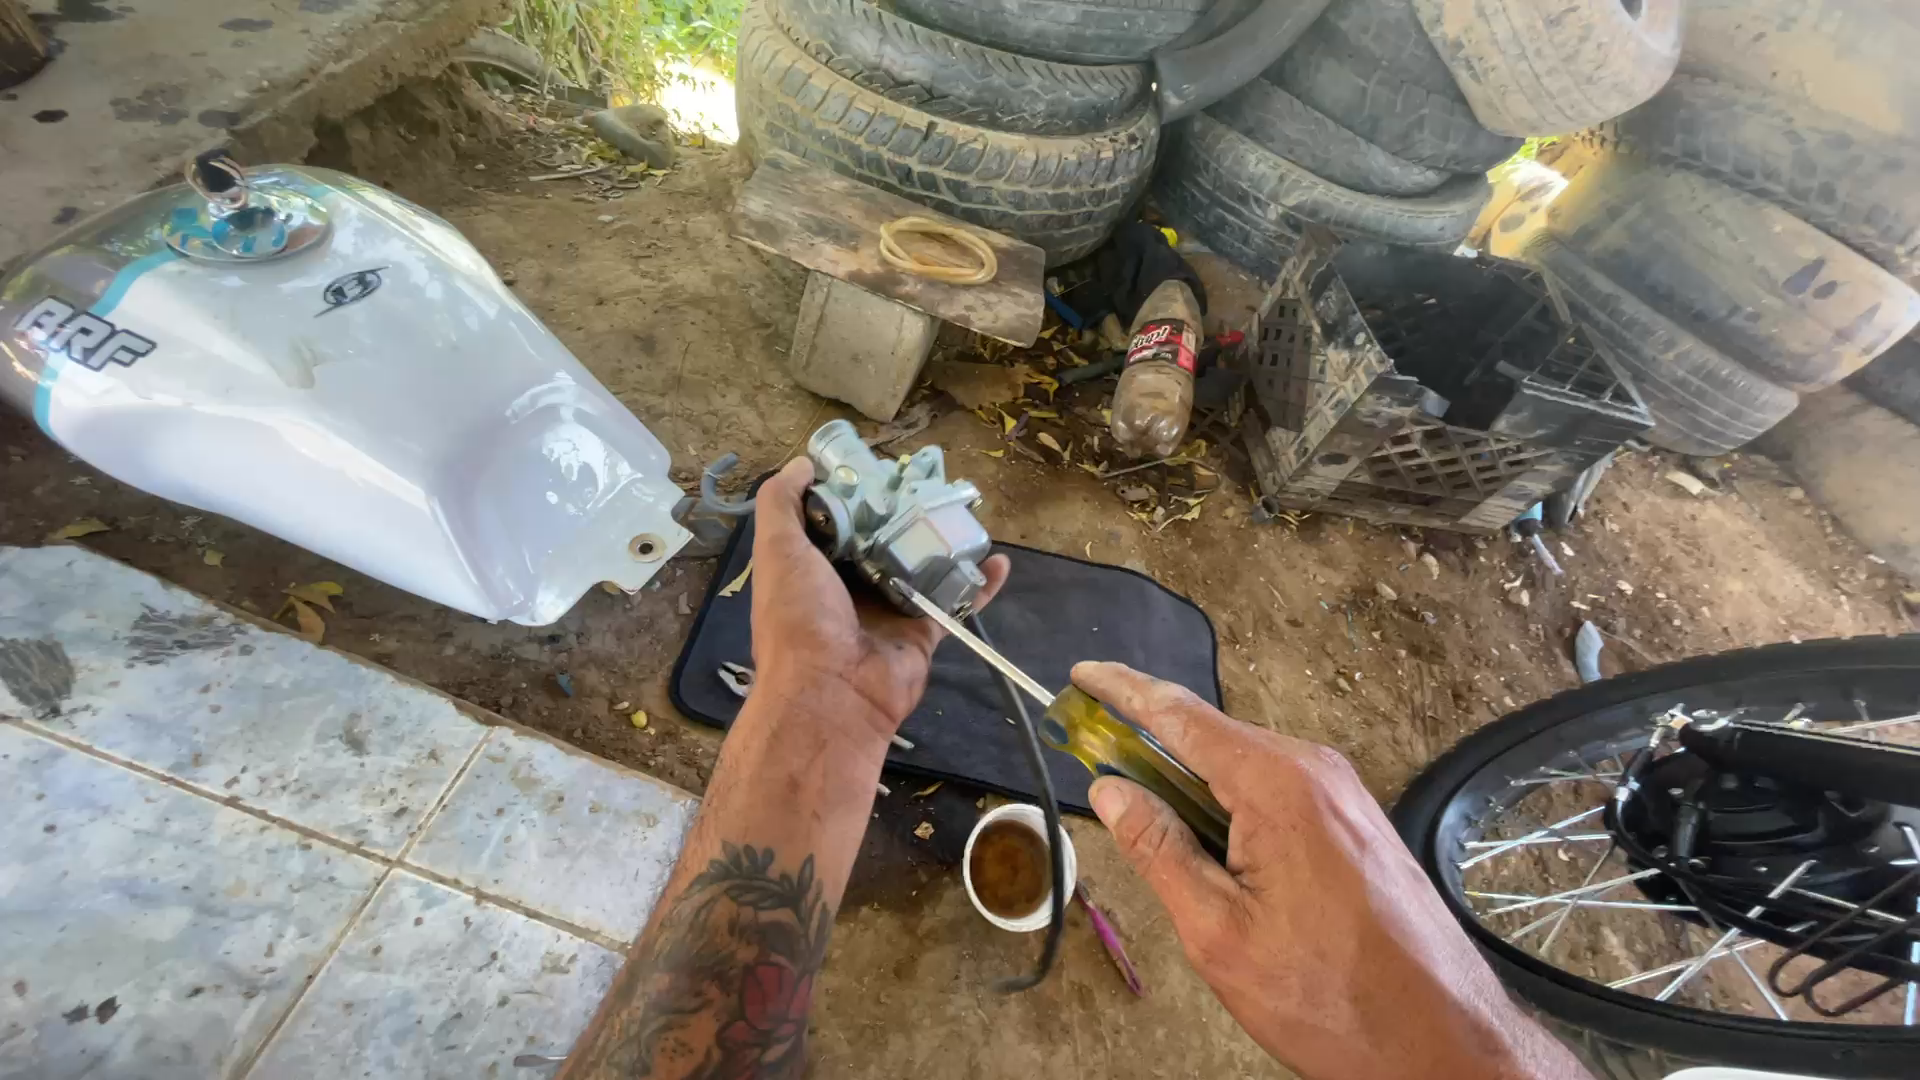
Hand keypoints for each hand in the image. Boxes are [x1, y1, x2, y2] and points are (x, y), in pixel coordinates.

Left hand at [748, 458, 1009, 742]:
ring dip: (944, 541)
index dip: (854, 494)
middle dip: (905, 512)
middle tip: (932, 480)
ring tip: (966, 509)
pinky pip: (955, 601)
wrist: (831, 693)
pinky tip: (999, 561)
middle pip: (884, 539)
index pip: (836, 522)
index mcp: (814, 567)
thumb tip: (803, 463)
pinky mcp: (923, 629)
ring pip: (923, 566)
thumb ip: (781, 503)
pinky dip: (979, 584)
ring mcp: (890, 608)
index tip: (878, 466)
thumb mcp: (777, 549)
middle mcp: (851, 585)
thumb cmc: (798, 615)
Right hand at [1073, 662, 1588, 1079]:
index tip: (1080, 673)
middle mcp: (1310, 765)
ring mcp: (1338, 787)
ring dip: (1185, 772)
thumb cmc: (1327, 997)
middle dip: (1147, 737)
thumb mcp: (1218, 933)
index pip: (1177, 714)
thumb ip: (1158, 850)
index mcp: (1274, 782)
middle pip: (1207, 732)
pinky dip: (1223, 793)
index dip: (1122, 688)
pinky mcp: (1351, 813)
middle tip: (1096, 755)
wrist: (1453, 1050)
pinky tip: (1209, 833)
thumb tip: (1107, 788)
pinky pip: (1269, 781)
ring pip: (1238, 759)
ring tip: (1147, 807)